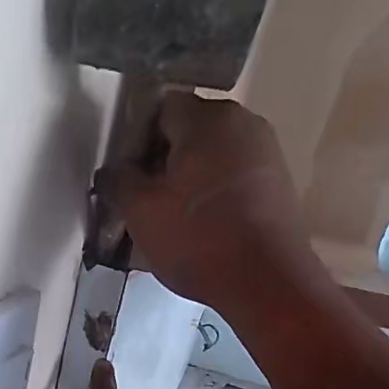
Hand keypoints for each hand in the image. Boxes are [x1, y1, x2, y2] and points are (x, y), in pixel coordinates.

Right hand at [99, 95, 323, 318]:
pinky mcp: (275, 181)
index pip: (160, 108)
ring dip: (183, 177)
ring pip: (208, 154)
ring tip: (167, 216)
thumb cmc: (196, 237)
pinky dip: (208, 191)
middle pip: (187, 129)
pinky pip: (229, 174)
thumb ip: (118, 181)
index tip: (125, 175)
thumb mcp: (139, 211)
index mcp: (207, 119)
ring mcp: (265, 151)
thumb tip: (113, 171)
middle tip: (140, 198)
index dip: (136, 138)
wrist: (264, 280)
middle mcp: (242, 122)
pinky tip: (196, 225)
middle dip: (159, 158)